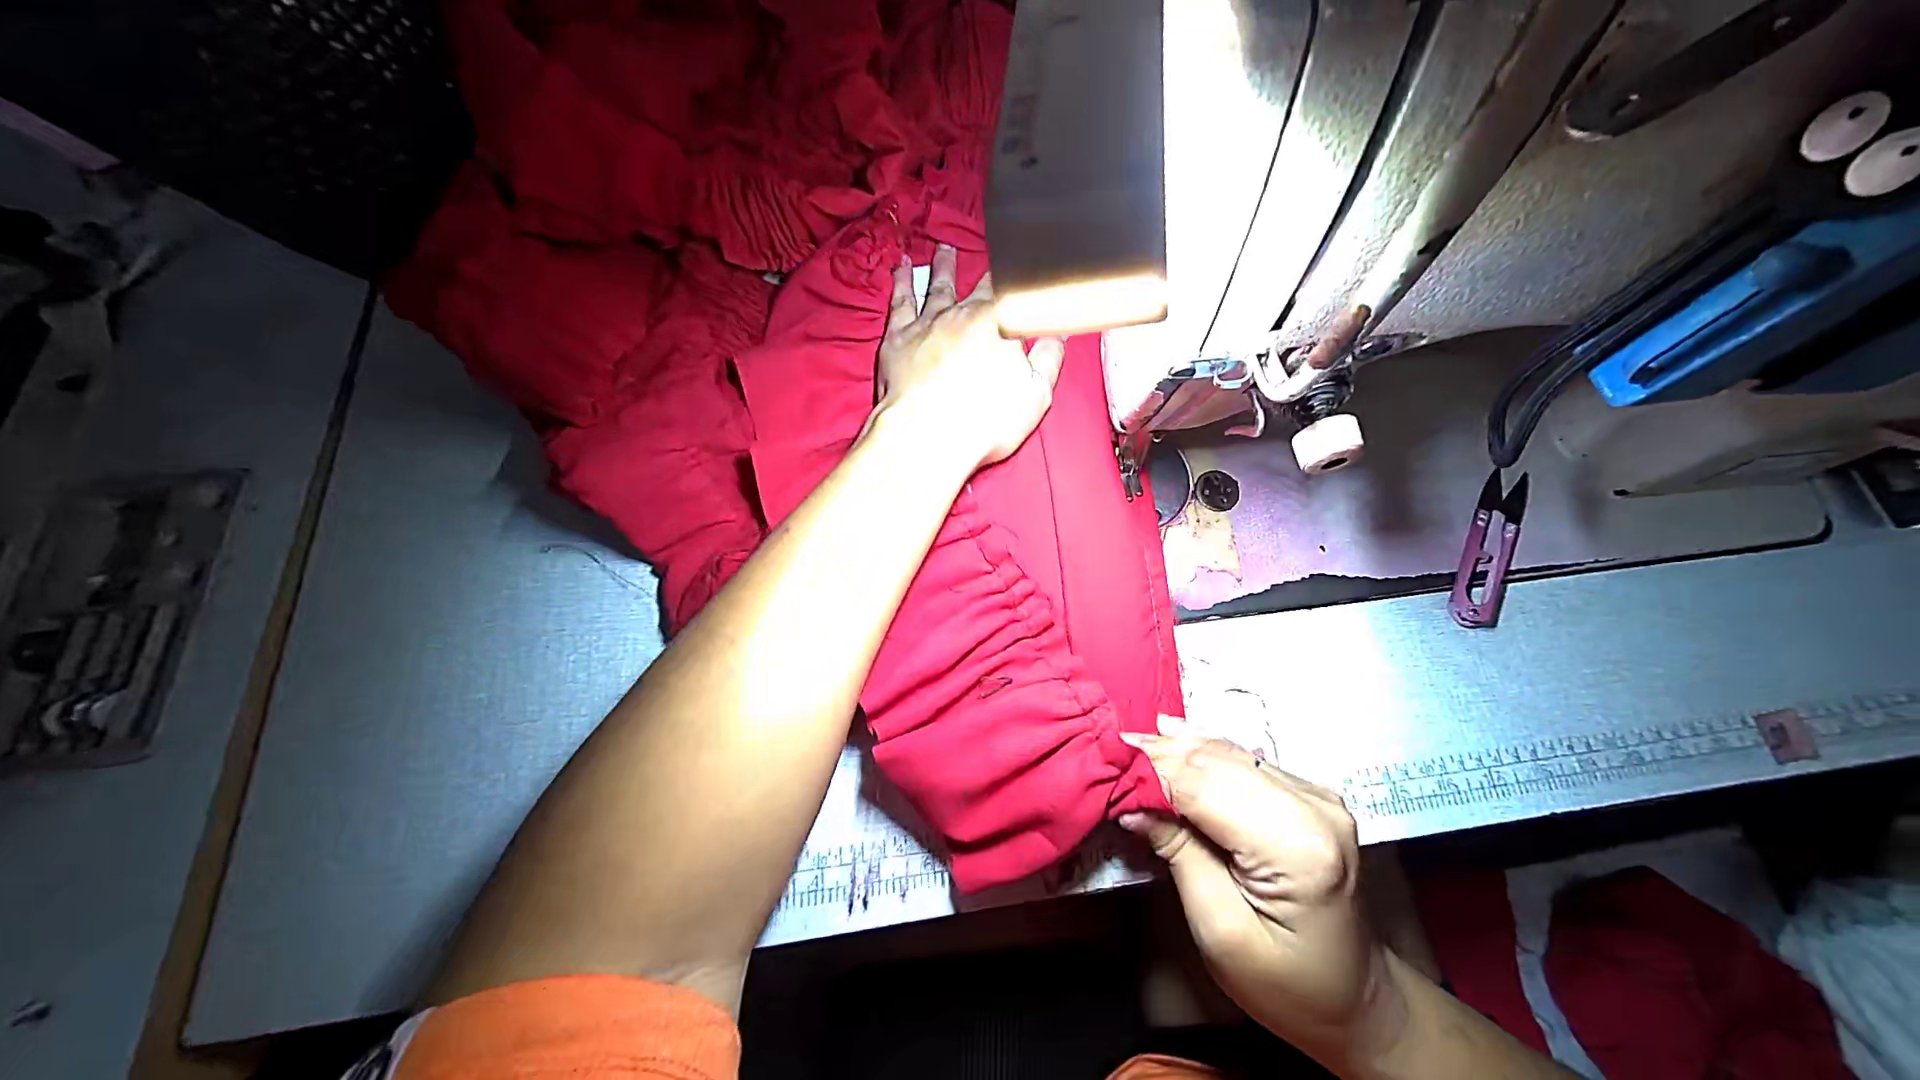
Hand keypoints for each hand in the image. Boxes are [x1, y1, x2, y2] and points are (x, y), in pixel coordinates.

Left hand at [871, 244, 1064, 469]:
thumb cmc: (984, 423)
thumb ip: (1048, 360)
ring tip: (945, 250)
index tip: (1029, 269)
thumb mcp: (1034, 396)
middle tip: (991, 254)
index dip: (1022, 280)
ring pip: (938, 286)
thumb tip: (1057, 337)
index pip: (1015, 292)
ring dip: (943, 266)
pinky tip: (900, 267)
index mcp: (1000, 323)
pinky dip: (902, 281)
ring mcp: (928, 323)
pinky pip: (901, 301)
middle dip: (987, 272)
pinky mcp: (898, 337)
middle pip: (978, 285)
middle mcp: (963, 314)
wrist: (928, 437)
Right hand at [1120, 719, 1397, 1056]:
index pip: (1203, 788)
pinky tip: (1169, 737)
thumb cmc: (1286, 984)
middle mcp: (1314, 806)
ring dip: (1174, 749)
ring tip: (1129, 746)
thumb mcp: (1220, 930)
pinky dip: (1199, 752)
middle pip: (1214, 762)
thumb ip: (1179, 854)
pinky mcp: (1307, 791)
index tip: (1103, 765)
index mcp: (1299, 846)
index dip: (1150, 774)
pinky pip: (1241, 759)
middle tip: (1106, 752)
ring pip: (1225, 752)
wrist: (1355, 999)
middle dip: (1157, 756)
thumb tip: (1131, 803)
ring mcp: (1315, 794)